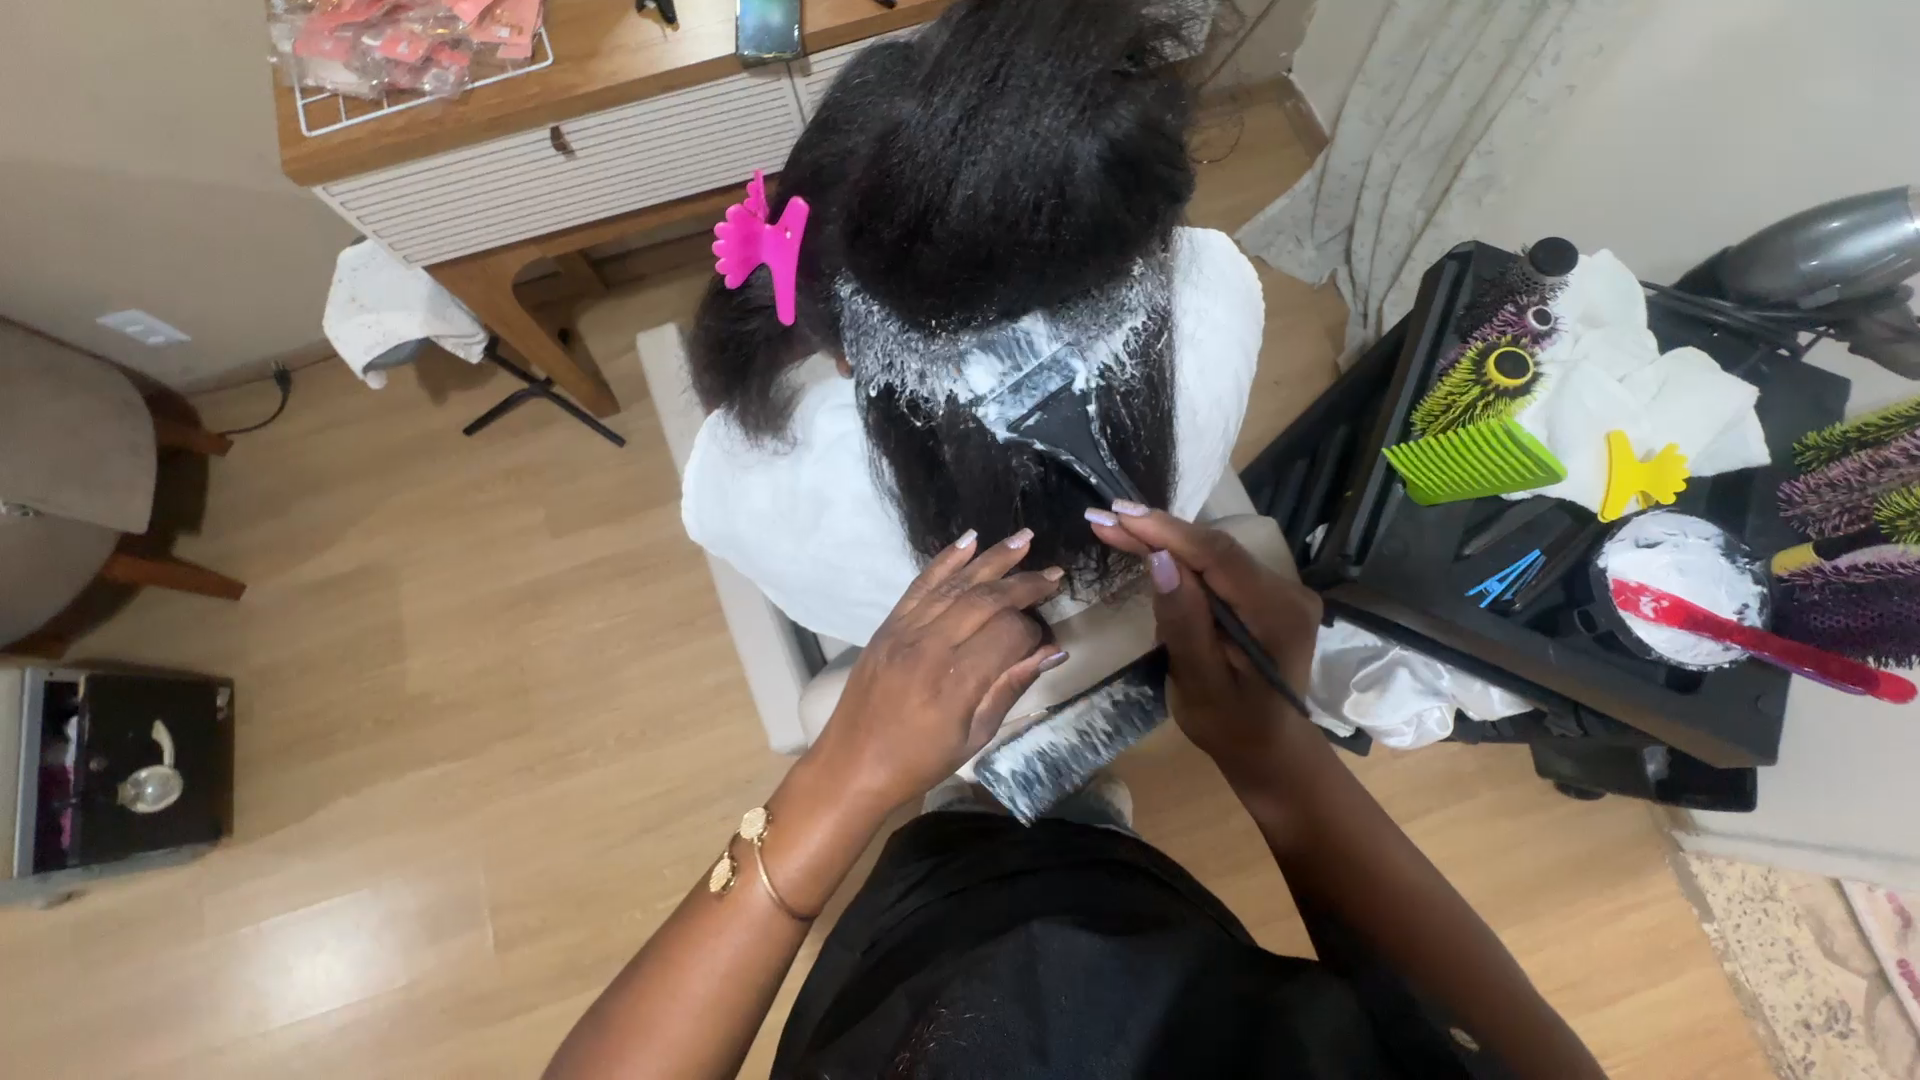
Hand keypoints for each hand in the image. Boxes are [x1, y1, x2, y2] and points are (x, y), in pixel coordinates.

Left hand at [810, 528, 1066, 810]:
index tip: (1046, 638)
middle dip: (1023, 584)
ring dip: (992, 559)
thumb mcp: (975, 736)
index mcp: (954, 684)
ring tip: (1024, 539)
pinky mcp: (887, 626)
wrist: (852, 765)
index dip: (1033, 632)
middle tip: (1053, 574)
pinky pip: (920, 585)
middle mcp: (929, 648)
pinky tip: (970, 541)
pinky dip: (946, 561)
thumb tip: (1052, 651)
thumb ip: (1011, 686)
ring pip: (955, 585)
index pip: (1008, 635)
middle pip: (985, 601)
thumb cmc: (919, 761)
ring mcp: (904, 632)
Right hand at [1087, 506, 1321, 776]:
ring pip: (1212, 553)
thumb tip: (1158, 561)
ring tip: (1115, 526)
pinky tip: (1145, 545)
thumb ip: (1183, 621)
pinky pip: (1216, 567)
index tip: (1117, 514)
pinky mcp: (1263, 594)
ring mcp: (1278, 590)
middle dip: (1156, 531)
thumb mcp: (1199, 682)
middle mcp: (1287, 591)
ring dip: (1162, 540)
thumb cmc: (1231, 726)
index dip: (1165, 531)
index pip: (1218, 556)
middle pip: (1213, 549)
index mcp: (1278, 614)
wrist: (1269, 750)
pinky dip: (1179, 558)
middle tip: (1103, 516)